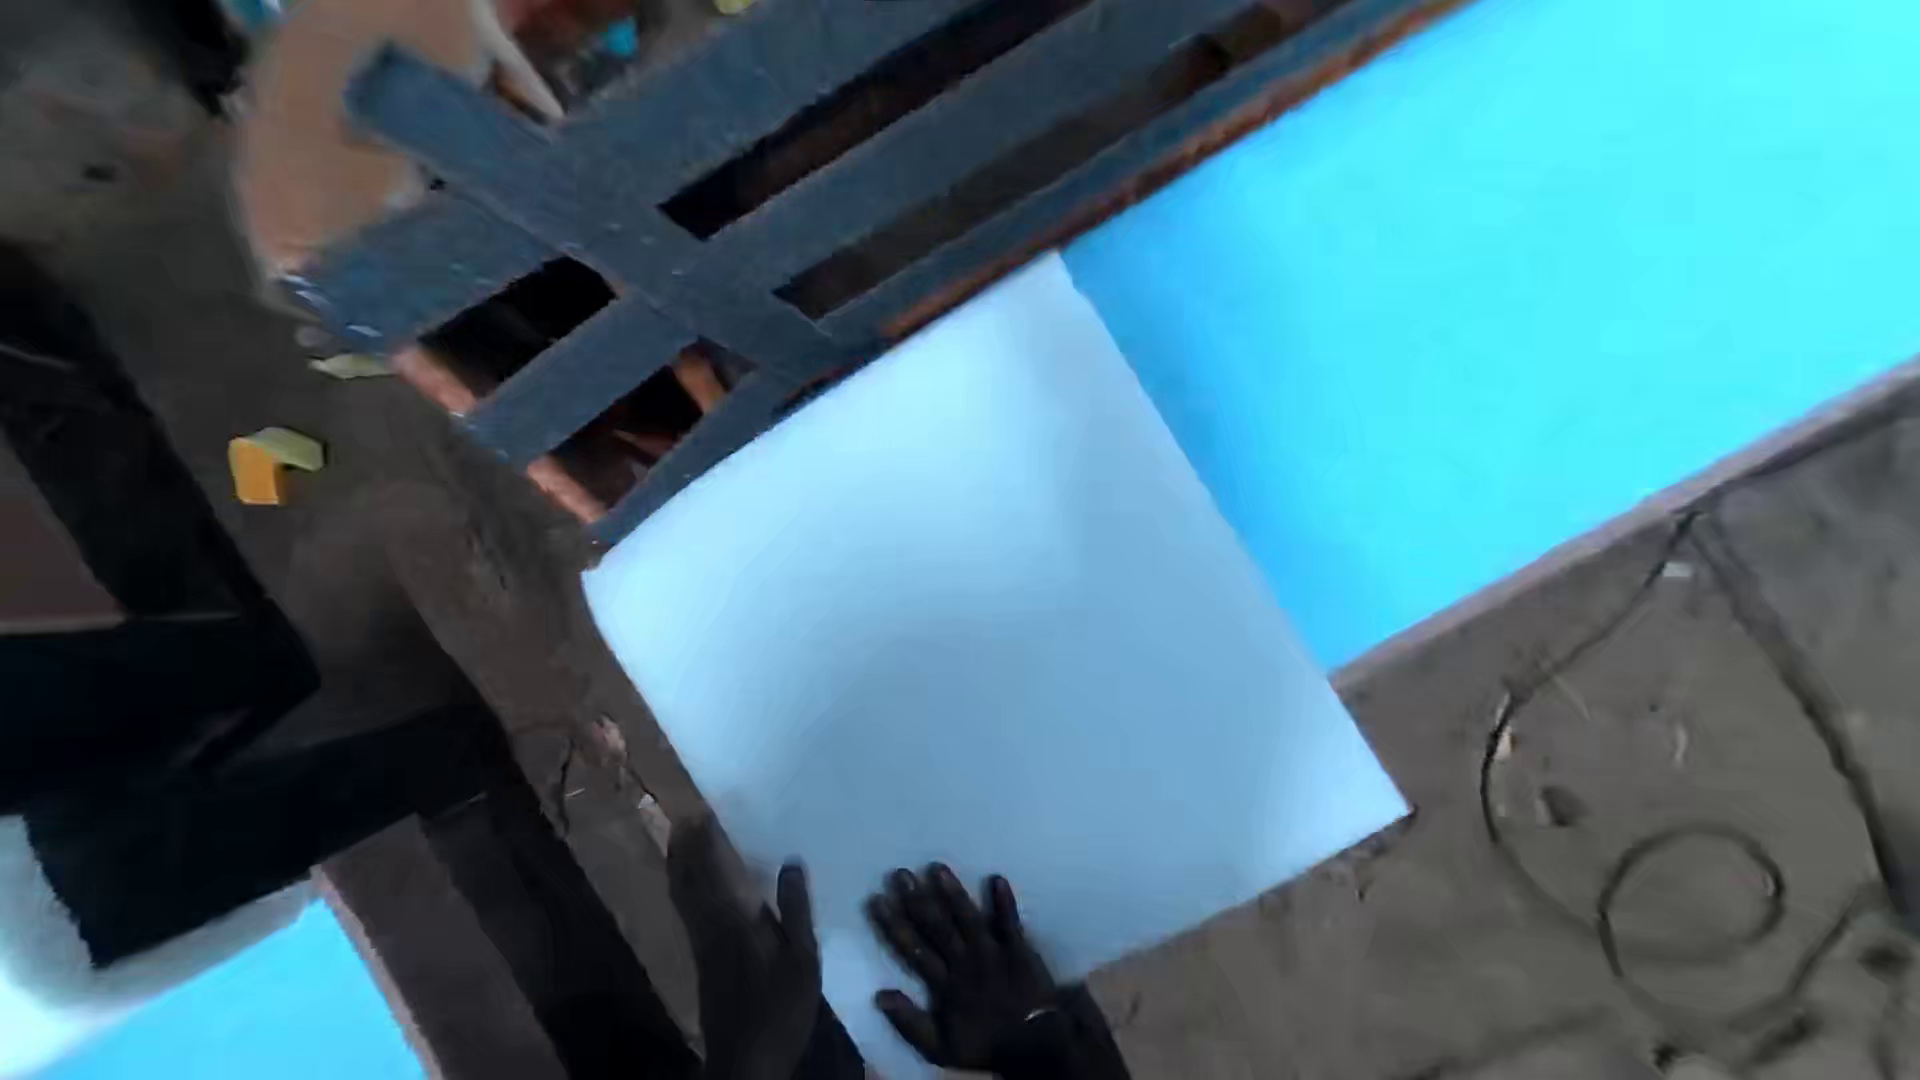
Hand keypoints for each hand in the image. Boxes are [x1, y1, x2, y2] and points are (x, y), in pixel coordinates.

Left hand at [669, 819, 820, 1079]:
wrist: (747, 1062)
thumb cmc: (781, 1007)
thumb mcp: (802, 958)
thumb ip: (795, 909)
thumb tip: (792, 860)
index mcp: (735, 921)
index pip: (711, 871)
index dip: (703, 842)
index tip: (701, 810)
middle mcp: (711, 926)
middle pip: (687, 880)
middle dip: (685, 847)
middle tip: (686, 815)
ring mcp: (702, 944)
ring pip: (682, 896)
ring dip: (680, 864)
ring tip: (683, 838)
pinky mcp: (702, 959)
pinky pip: (686, 910)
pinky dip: (684, 887)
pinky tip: (694, 884)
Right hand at [866, 864, 1061, 1073]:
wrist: (1032, 1049)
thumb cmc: (984, 1044)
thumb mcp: (940, 1048)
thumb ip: (909, 1023)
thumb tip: (879, 995)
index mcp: (945, 985)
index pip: (914, 949)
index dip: (895, 924)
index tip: (878, 898)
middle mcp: (965, 964)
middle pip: (937, 928)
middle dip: (917, 899)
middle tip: (900, 873)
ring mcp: (992, 954)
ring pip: (969, 920)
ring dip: (954, 894)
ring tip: (938, 868)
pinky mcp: (1018, 950)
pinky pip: (1010, 924)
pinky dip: (1005, 903)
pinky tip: (997, 878)